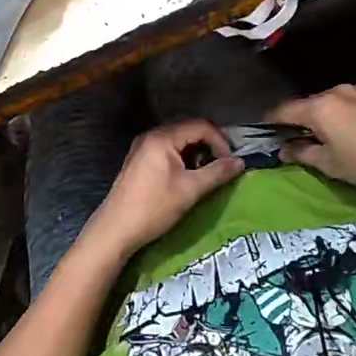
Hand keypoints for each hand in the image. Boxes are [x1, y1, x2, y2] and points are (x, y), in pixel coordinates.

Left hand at [81, 119, 244, 258]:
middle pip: (188, 130)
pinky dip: (182, 160)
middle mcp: (150, 137)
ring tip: (206, 174)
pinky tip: (187, 178)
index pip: (200, 126)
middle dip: (209, 146)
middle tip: (222, 166)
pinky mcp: (138, 162)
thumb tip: (240, 162)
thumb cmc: (154, 208)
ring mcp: (142, 149)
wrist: (116, 230)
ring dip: (196, 154)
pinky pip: (166, 151)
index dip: (220, 141)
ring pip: (178, 142)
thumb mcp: (190, 190)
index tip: (230, 162)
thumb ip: (217, 172)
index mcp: (162, 138)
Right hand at [270, 84, 355, 204]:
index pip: (283, 110)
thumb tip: (284, 149)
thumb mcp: (332, 166)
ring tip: (342, 137)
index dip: (271, 120)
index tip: (265, 130)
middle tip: (308, 141)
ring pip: (337, 101)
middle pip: (312, 104)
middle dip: (305, 120)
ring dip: (333, 116)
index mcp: (320, 108)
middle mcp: (339, 90)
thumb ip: (303, 154)